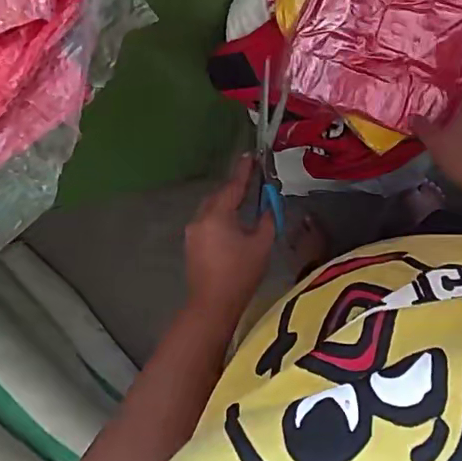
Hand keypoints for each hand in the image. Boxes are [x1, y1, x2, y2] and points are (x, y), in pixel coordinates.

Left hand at [183, 154, 277, 317]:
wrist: (213, 304)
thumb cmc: (241, 273)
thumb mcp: (262, 244)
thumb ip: (268, 219)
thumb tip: (269, 204)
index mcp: (218, 215)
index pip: (233, 186)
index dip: (244, 171)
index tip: (250, 156)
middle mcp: (200, 219)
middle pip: (219, 195)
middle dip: (235, 187)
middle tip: (252, 178)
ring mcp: (193, 232)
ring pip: (211, 208)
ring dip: (227, 202)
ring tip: (245, 200)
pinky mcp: (192, 244)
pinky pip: (207, 221)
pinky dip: (221, 216)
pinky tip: (233, 222)